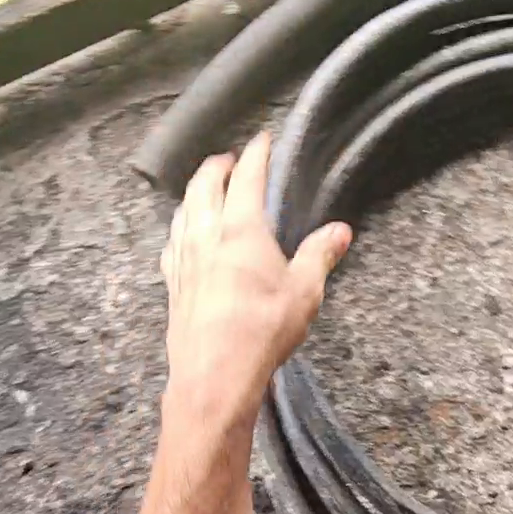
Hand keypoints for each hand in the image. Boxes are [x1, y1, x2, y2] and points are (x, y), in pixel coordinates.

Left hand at [162, 132, 352, 420]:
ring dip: (194, 191)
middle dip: (217, 166)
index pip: (247, 177)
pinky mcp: (173, 284)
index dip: (256, 154)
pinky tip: (182, 236)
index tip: (262, 140)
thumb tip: (340, 231)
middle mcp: (206, 234)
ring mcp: (184, 258)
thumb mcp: (304, 291)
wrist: (215, 373)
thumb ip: (320, 255)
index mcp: (242, 228)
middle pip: (205, 184)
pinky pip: (172, 241)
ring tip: (204, 189)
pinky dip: (180, 226)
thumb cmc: (262, 331)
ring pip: (183, 209)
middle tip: (229, 160)